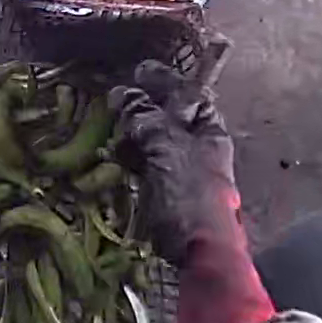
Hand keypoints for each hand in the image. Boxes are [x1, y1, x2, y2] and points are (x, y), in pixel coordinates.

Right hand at [109, 38, 237, 264]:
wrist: (198, 251)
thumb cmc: (189, 193)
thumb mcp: (166, 147)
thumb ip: (144, 117)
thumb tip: (122, 92)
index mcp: (208, 129)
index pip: (186, 93)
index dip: (164, 80)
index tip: (138, 71)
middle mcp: (197, 144)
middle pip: (167, 115)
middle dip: (142, 106)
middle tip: (116, 99)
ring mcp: (181, 166)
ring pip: (153, 137)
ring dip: (133, 131)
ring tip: (113, 128)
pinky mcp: (165, 187)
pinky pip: (146, 161)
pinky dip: (131, 155)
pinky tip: (117, 155)